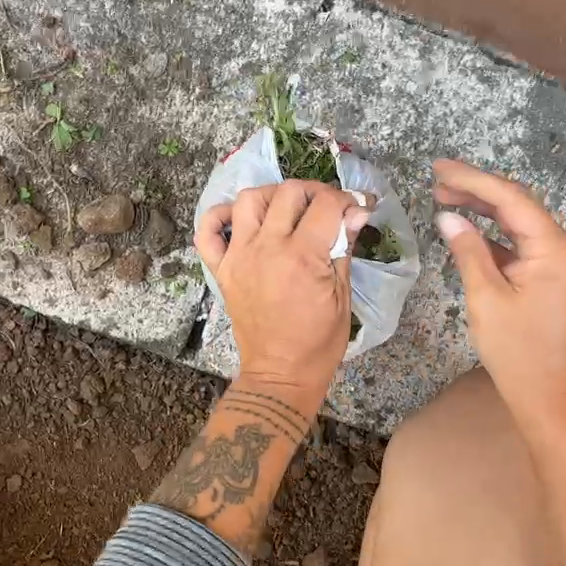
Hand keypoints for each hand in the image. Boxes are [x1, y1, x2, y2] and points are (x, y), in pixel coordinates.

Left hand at [196, 181, 371, 405]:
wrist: (280, 374)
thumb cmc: (319, 342)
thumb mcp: (343, 297)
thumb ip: (344, 249)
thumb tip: (356, 213)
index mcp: (303, 258)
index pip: (326, 205)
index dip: (348, 199)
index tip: (357, 207)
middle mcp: (267, 248)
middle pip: (288, 193)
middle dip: (314, 191)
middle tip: (326, 207)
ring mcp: (239, 257)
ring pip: (249, 200)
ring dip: (272, 195)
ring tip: (287, 209)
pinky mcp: (222, 270)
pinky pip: (207, 232)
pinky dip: (219, 217)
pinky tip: (240, 220)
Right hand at [433, 159, 565, 410]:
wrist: (544, 390)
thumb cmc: (515, 348)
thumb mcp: (485, 296)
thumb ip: (468, 250)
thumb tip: (448, 216)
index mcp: (554, 248)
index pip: (510, 199)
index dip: (473, 179)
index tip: (439, 168)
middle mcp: (563, 246)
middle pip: (517, 204)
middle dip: (476, 189)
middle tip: (437, 179)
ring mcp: (558, 259)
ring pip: (517, 220)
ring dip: (483, 208)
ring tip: (444, 197)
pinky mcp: (549, 273)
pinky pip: (519, 242)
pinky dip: (492, 233)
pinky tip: (465, 228)